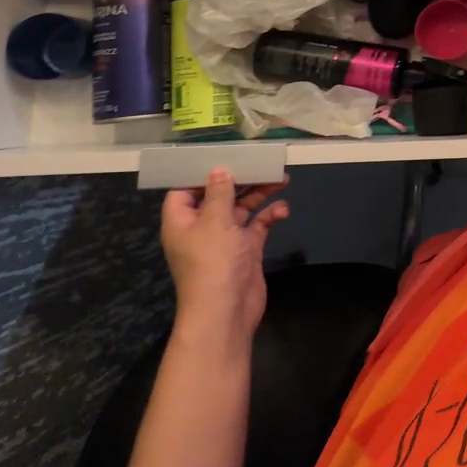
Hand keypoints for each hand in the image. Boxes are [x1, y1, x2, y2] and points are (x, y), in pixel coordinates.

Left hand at [160, 167, 289, 346]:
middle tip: (261, 163)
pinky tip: (283, 210)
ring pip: (242, 208)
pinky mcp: (246, 249)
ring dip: (260, 194)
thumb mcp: (215, 221)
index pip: (184, 191)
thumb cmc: (213, 262)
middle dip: (240, 180)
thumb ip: (220, 193)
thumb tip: (219, 169)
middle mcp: (202, 228)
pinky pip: (258, 225)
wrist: (227, 308)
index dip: (200, 175)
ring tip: (282, 178)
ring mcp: (225, 239)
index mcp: (183, 221)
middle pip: (219, 196)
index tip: (223, 157)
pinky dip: (270, 215)